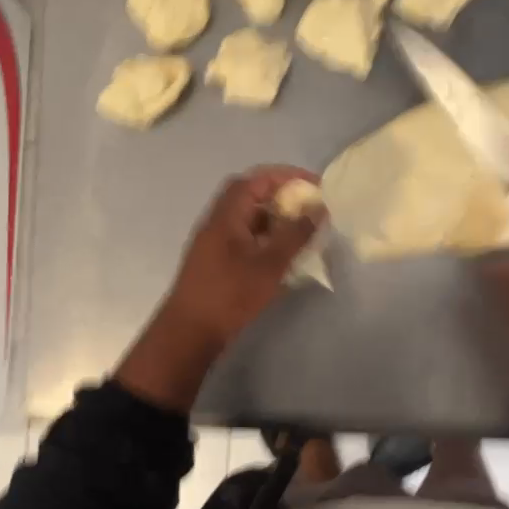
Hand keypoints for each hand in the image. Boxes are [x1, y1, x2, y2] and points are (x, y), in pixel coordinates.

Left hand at [115, 166, 322, 410]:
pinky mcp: (217, 264)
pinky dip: (266, 240)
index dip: (285, 176)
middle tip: (309, 208)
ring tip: (302, 232)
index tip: (313, 185)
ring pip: (248, 221)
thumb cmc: (230, 295)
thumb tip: (318, 208)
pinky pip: (245, 240)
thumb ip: (295, 235)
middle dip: (282, 198)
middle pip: (250, 197)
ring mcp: (214, 244)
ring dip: (275, 221)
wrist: (190, 332)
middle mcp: (217, 224)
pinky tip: (284, 257)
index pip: (255, 180)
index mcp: (226, 216)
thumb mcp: (270, 264)